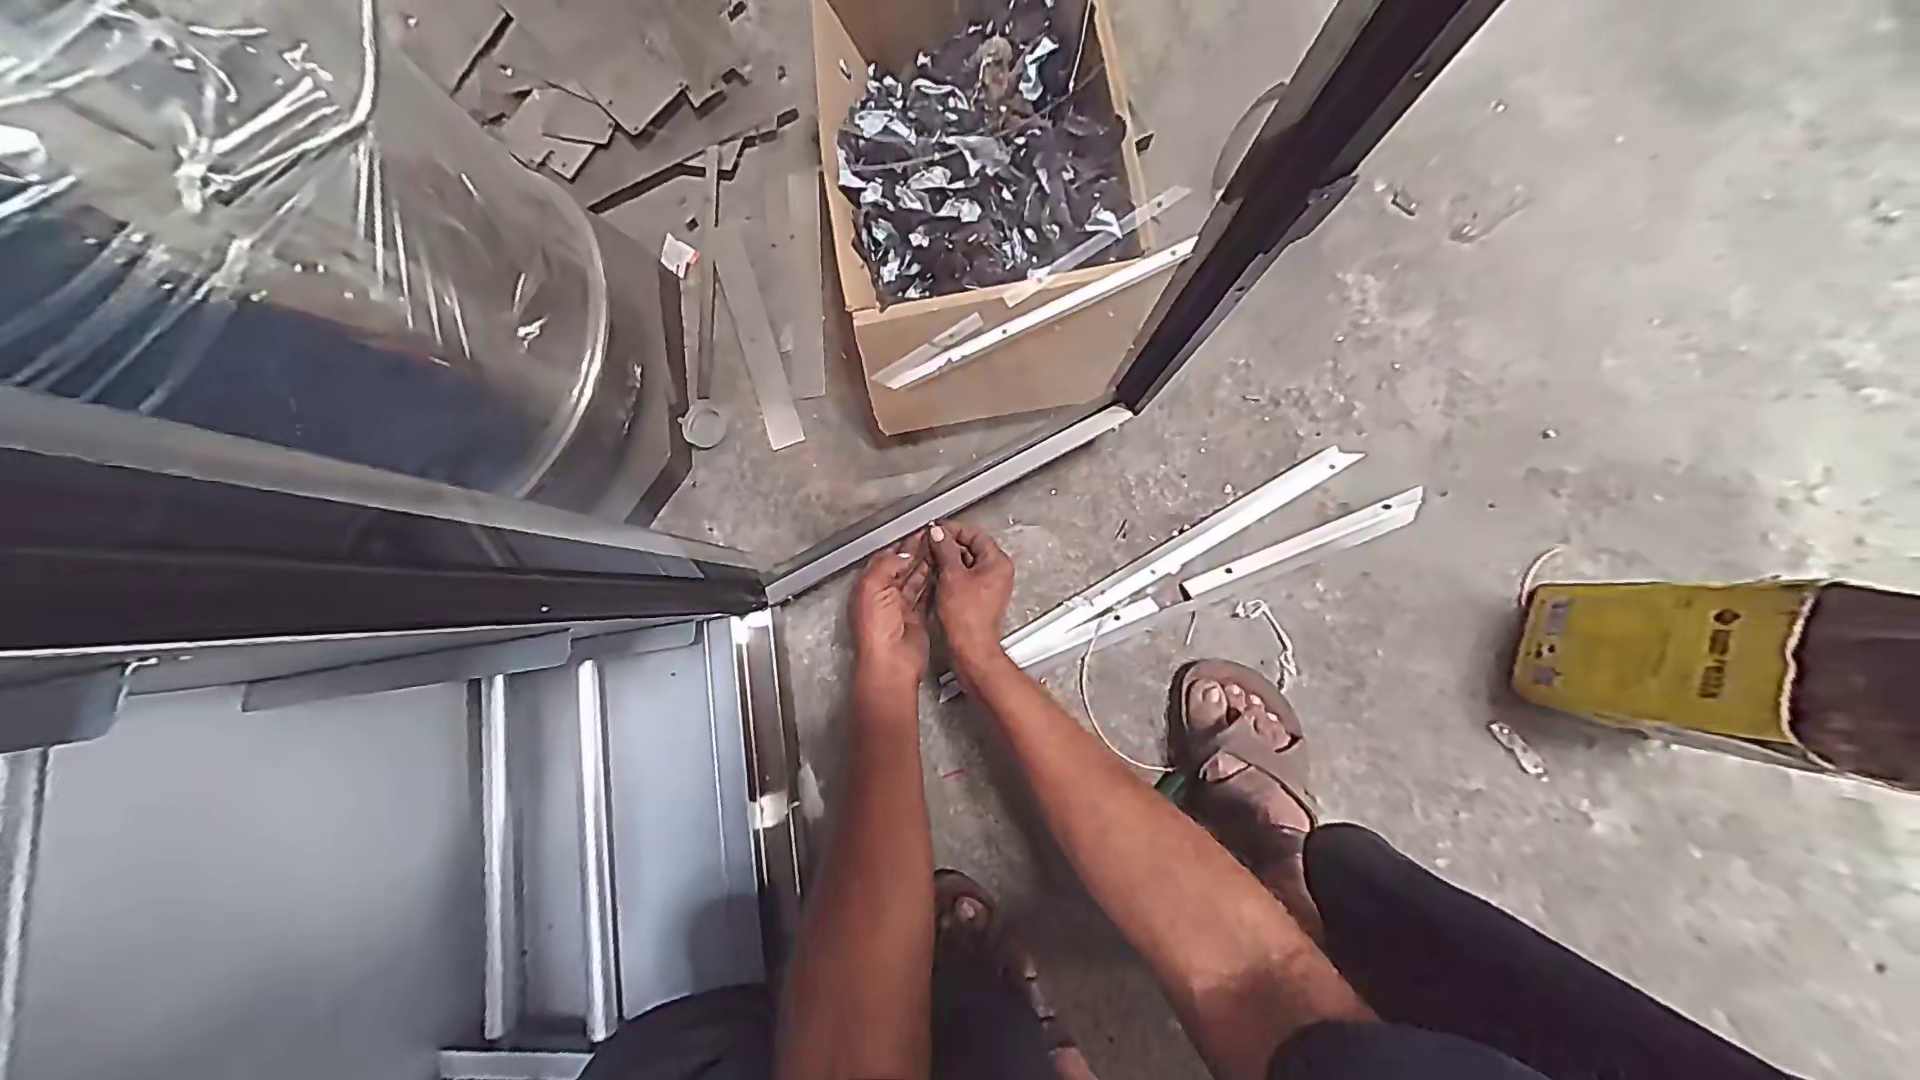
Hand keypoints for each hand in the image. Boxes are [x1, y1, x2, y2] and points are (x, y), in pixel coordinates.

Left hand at [850, 532, 932, 689]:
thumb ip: (887, 565)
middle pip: (902, 568)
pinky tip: (942, 573)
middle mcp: (883, 596)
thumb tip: (902, 554)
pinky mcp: (916, 619)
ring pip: (915, 580)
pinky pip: (926, 596)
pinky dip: (934, 584)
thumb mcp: (873, 588)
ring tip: (940, 551)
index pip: (885, 559)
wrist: (891, 663)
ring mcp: (900, 608)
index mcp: (868, 587)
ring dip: (927, 565)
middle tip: (932, 539)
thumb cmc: (876, 630)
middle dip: (916, 553)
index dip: (901, 546)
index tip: (917, 534)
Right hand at [927, 522, 1013, 666]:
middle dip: (949, 545)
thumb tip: (939, 534)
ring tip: (930, 559)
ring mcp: (990, 585)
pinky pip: (965, 578)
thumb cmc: (967, 618)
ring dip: (948, 559)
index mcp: (997, 562)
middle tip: (931, 543)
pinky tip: (936, 576)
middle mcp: (998, 572)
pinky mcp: (980, 597)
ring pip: (967, 563)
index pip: (975, 533)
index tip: (937, 530)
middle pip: (972, 547)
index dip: (954, 529)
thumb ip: (945, 550)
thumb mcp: (952, 576)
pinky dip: (951, 574)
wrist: (970, 648)